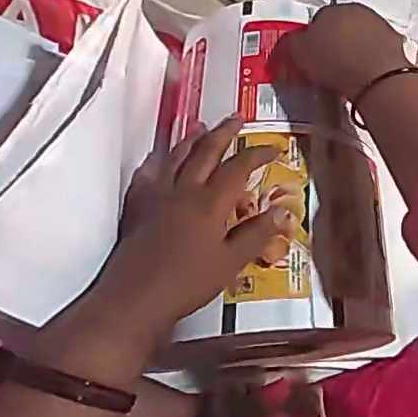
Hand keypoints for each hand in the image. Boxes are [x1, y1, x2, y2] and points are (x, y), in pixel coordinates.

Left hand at [89, 117, 292, 338]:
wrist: (136, 298)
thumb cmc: (187, 283)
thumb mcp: (231, 262)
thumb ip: (256, 234)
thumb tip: (282, 212)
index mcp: (210, 203)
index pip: (239, 167)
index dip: (258, 154)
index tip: (274, 148)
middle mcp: (184, 191)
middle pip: (207, 151)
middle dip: (225, 132)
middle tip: (237, 119)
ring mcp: (158, 195)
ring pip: (177, 156)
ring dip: (192, 139)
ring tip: (202, 127)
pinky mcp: (138, 206)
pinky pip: (148, 173)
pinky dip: (158, 160)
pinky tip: (159, 158)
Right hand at [279, 2, 410, 99]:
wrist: (377, 78)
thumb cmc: (335, 62)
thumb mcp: (299, 53)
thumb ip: (290, 44)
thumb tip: (288, 43)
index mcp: (332, 9)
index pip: (316, 20)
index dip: (310, 41)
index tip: (310, 58)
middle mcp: (358, 11)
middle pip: (340, 27)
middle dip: (333, 43)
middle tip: (326, 67)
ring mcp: (380, 26)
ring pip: (360, 38)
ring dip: (353, 51)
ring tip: (345, 75)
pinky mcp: (396, 45)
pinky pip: (376, 52)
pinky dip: (370, 61)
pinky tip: (364, 77)